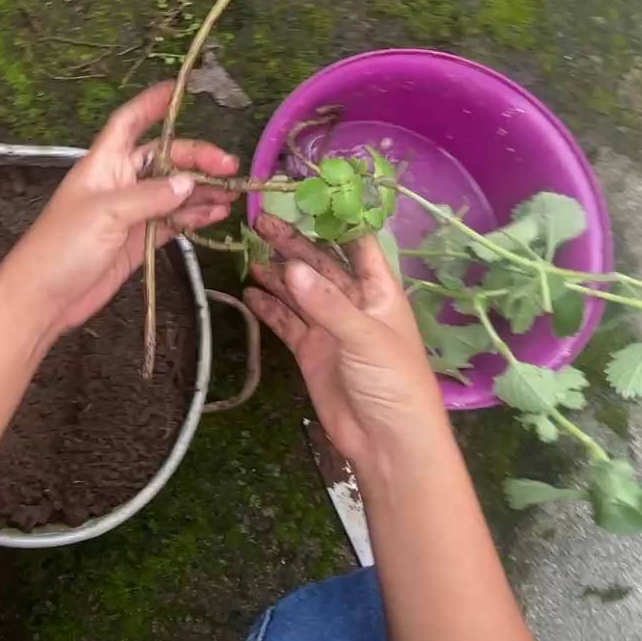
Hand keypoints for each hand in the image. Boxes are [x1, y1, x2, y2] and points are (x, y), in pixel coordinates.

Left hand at [0, 82, 237, 334]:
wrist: (44, 297)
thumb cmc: (62, 246)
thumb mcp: (106, 213)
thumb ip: (149, 196)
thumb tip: (188, 183)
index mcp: (104, 164)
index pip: (129, 122)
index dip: (151, 104)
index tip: (179, 90)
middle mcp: (119, 183)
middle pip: (163, 159)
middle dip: (196, 159)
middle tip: (229, 167)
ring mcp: (130, 213)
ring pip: (173, 192)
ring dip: (202, 191)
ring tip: (233, 193)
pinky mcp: (137, 241)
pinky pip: (172, 223)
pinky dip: (194, 218)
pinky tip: (216, 215)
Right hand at [243, 214, 448, 467]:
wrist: (388, 444)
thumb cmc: (393, 383)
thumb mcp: (364, 338)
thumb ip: (325, 303)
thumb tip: (287, 266)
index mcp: (379, 292)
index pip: (358, 246)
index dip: (335, 221)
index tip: (305, 196)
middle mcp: (353, 304)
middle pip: (319, 264)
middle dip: (292, 243)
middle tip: (259, 222)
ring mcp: (329, 327)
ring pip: (298, 291)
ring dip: (276, 273)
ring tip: (248, 252)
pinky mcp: (310, 350)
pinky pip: (286, 322)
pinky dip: (267, 307)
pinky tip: (248, 292)